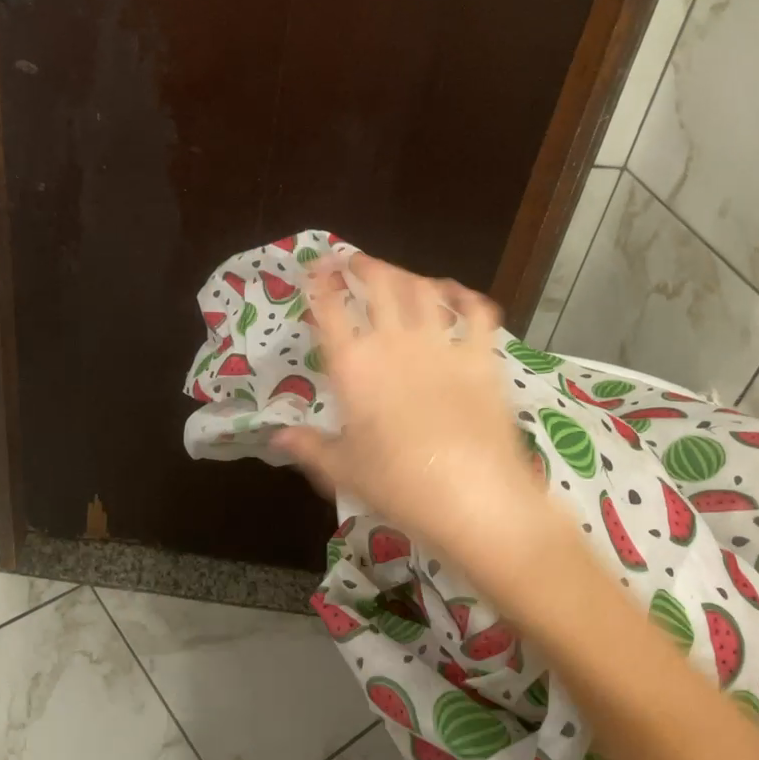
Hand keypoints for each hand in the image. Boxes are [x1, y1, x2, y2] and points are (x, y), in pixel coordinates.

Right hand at [271, 254, 573, 602]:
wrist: (475, 498)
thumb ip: (309, 446)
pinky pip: (476, 311)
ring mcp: (441, 345)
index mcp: (352, 366)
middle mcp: (393, 343)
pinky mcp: (482, 357)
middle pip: (379, 283)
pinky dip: (464, 295)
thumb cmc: (399, 485)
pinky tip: (456, 293)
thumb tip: (277, 435)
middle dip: (364, 265)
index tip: (316, 267)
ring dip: (407, 275)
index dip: (320, 281)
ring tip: (399, 275)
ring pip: (423, 289)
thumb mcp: (344, 469)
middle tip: (356, 261)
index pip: (329, 309)